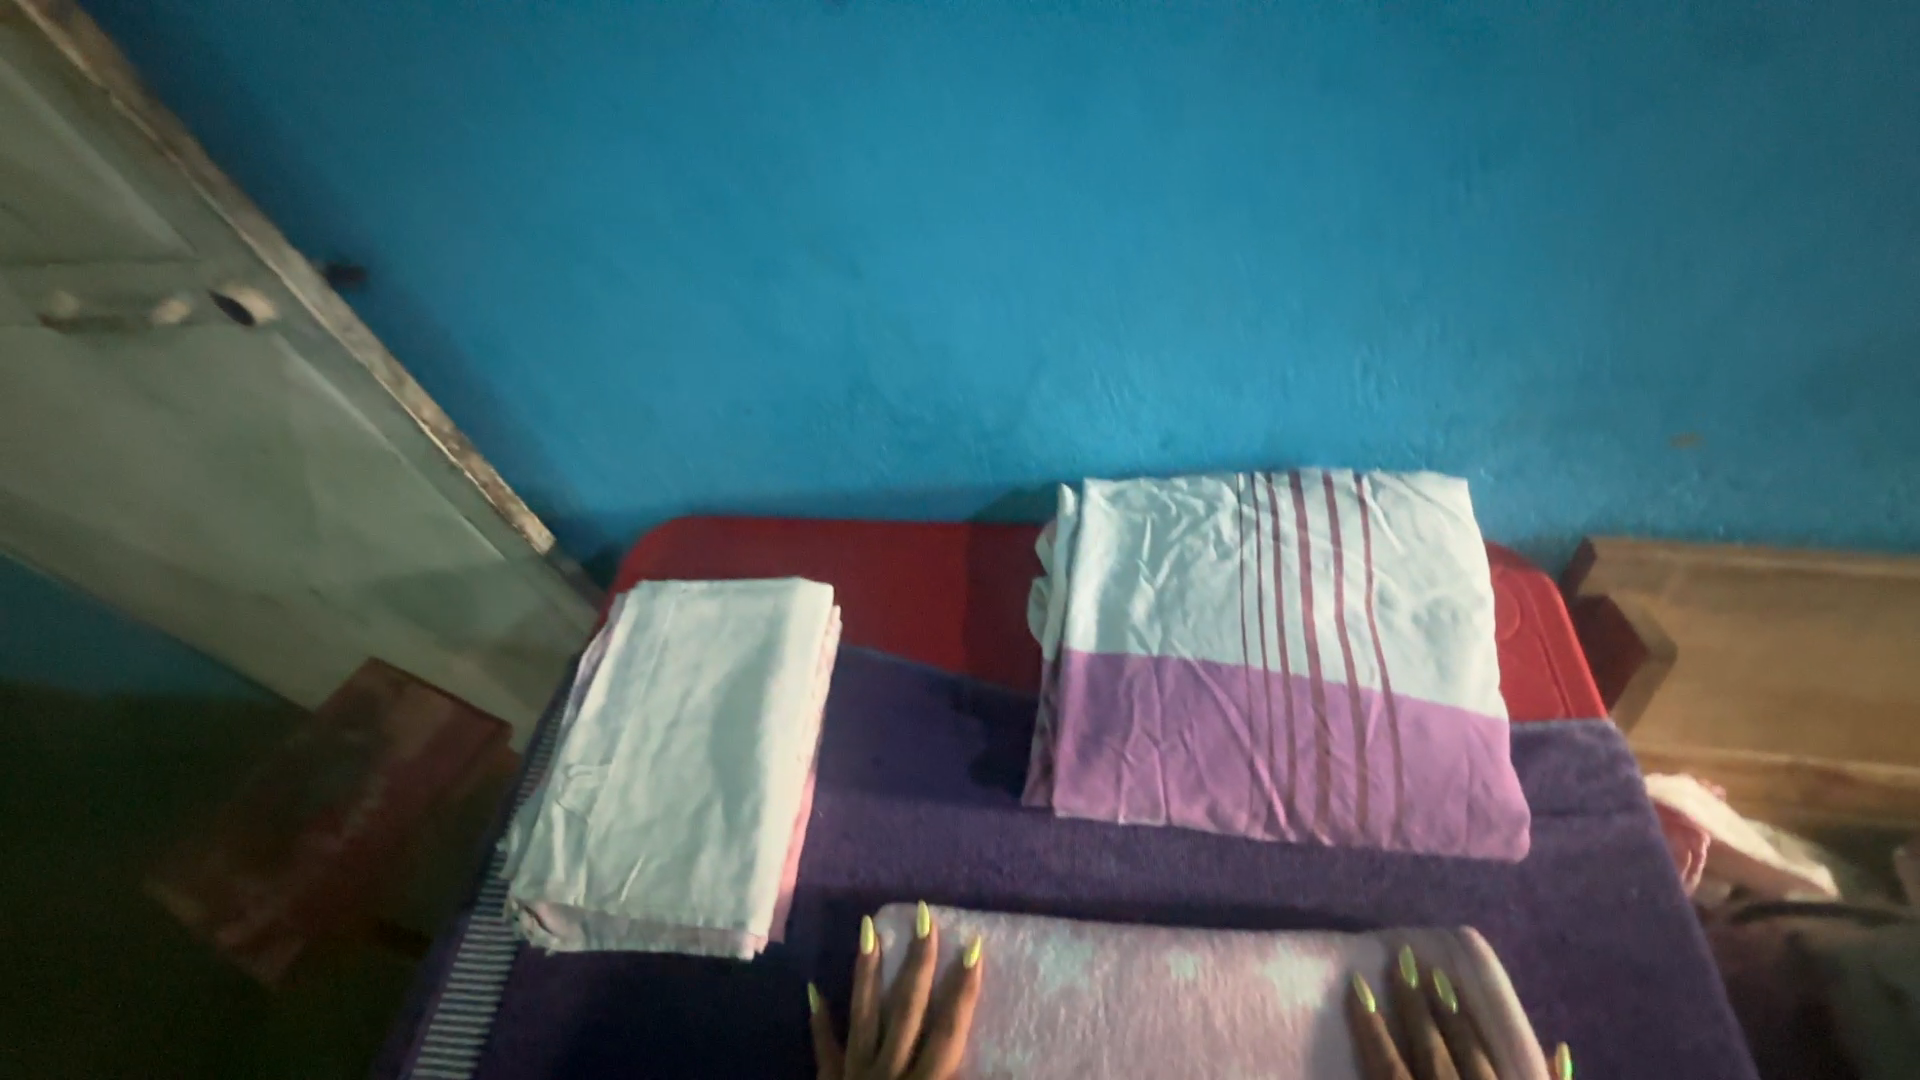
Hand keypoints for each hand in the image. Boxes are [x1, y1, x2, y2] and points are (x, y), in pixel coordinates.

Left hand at [808, 902, 983, 1079]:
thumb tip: (1005, 1064)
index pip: (949, 1028)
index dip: (964, 989)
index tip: (974, 944)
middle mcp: (890, 1069)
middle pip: (908, 1008)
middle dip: (919, 961)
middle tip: (923, 914)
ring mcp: (856, 1072)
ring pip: (865, 1014)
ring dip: (868, 970)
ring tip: (868, 926)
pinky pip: (825, 1049)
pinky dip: (820, 1021)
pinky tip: (814, 988)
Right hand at [1348, 945, 1573, 1079]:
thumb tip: (1354, 1041)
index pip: (1390, 1068)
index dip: (1372, 1027)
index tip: (1357, 982)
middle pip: (1434, 1055)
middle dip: (1417, 1007)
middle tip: (1404, 958)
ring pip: (1480, 1063)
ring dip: (1462, 1022)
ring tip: (1444, 979)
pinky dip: (1556, 1072)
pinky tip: (1560, 1047)